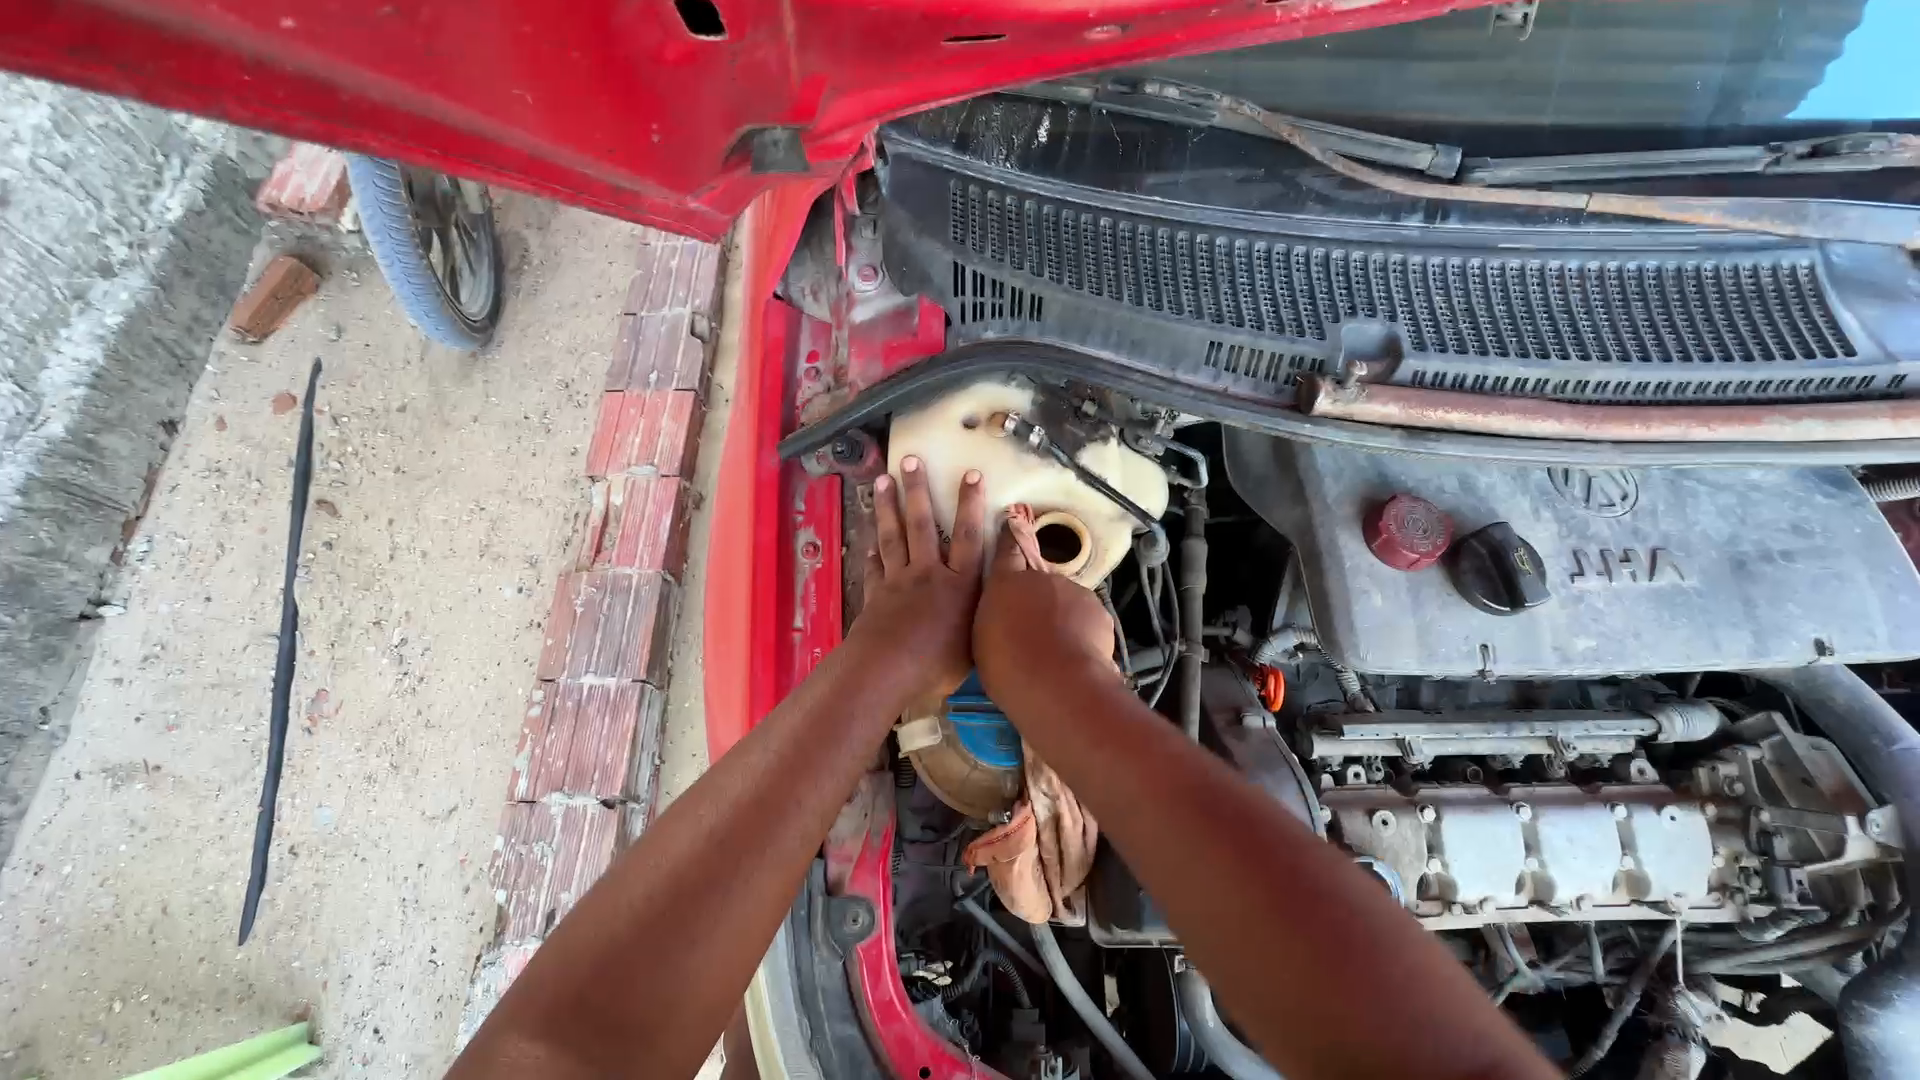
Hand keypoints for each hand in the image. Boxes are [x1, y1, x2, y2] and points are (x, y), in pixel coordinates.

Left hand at [848, 456, 987, 700]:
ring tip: (882, 482)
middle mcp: (928, 574)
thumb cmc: (937, 664)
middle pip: (922, 524)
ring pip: (893, 536)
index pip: (967, 536)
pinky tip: (869, 543)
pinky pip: (874, 567)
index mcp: (959, 585)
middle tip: (910, 460)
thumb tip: (993, 615)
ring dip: (888, 507)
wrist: (886, 669)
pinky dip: (872, 554)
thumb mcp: (973, 647)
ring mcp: (898, 581)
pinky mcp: (875, 594)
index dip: (970, 505)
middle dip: (918, 490)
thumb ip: (979, 623)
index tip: (971, 475)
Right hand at [972, 520, 1115, 698]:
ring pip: (1065, 600)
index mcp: (1006, 584)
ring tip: (1057, 647)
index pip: (1007, 551)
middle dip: (1036, 597)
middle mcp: (1041, 579)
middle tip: (1032, 627)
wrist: (1059, 684)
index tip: (1013, 522)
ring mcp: (1073, 591)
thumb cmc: (1008, 667)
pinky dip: (1081, 630)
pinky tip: (1076, 653)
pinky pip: (1086, 617)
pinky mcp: (1098, 610)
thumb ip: (995, 619)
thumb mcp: (984, 642)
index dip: (1010, 537)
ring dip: (1060, 615)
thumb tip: (1005, 620)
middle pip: (1038, 580)